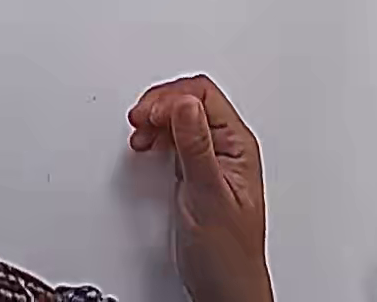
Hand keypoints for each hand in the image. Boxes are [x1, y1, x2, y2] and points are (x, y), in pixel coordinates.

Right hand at [128, 76, 272, 301]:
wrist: (225, 295)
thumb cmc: (227, 257)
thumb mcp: (208, 195)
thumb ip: (196, 146)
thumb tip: (185, 102)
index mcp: (237, 144)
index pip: (203, 95)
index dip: (173, 98)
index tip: (150, 114)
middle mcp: (226, 145)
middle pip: (190, 99)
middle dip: (160, 104)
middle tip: (139, 119)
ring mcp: (210, 156)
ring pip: (180, 114)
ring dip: (156, 117)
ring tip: (139, 133)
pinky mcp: (194, 169)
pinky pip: (174, 135)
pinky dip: (156, 134)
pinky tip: (146, 144)